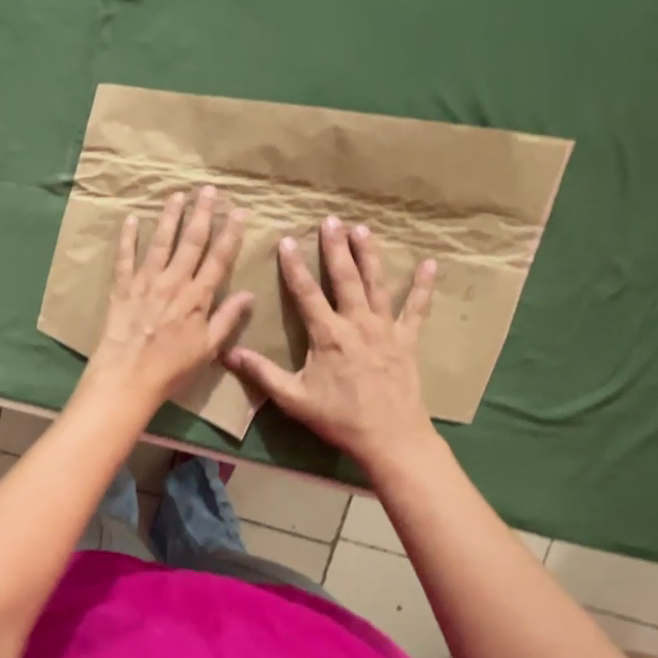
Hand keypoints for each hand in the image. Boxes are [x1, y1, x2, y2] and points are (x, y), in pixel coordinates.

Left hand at [78, 186, 252, 410]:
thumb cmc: (171, 368)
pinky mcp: (122, 288)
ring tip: (177, 195)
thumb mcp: (208, 348)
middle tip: (209, 190)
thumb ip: (228, 319)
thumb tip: (249, 294)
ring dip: (170, 217)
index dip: (230, 234)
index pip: (219, 258)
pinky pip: (124, 258)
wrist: (128, 376)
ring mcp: (146, 283)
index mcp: (198, 297)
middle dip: (202, 214)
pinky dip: (127, 237)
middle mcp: (174, 283)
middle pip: (191, 242)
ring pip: (160, 242)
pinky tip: (131, 219)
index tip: (239, 211)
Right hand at [225, 215, 438, 470]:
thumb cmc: (337, 418)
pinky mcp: (407, 340)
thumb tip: (228, 354)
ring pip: (377, 284)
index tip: (287, 240)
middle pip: (345, 278)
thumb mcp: (292, 398)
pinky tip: (429, 265)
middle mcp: (357, 324)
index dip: (294, 266)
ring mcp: (386, 330)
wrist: (390, 437)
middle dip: (336, 248)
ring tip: (363, 229)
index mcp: (328, 336)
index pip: (306, 293)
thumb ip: (261, 373)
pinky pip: (417, 308)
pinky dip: (423, 286)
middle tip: (330, 220)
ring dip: (369, 255)